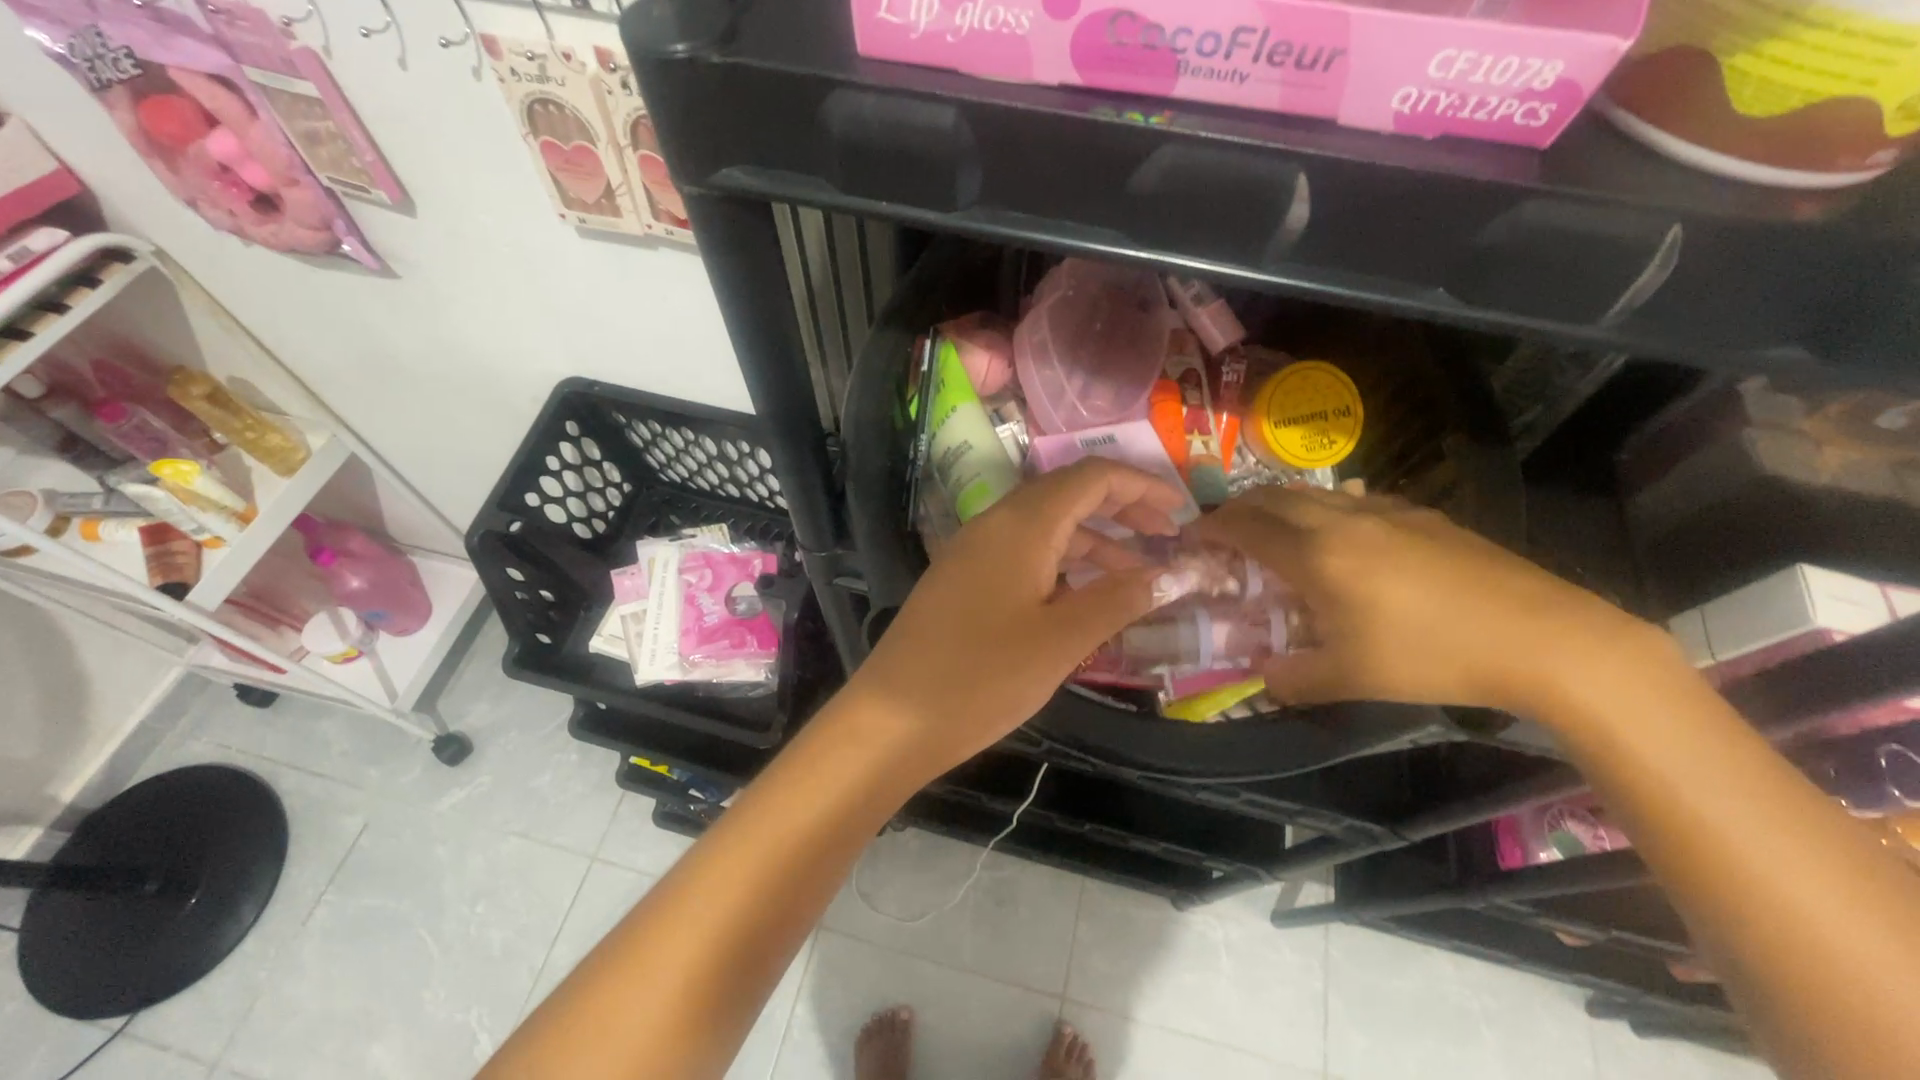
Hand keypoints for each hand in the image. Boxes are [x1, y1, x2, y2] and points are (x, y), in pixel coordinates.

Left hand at [851, 460, 1190, 772]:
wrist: (892, 720)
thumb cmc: (982, 678)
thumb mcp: (1062, 640)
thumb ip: (1120, 599)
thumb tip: (1176, 573)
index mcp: (1022, 525)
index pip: (1091, 477)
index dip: (1141, 485)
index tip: (1182, 513)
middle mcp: (994, 525)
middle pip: (1067, 495)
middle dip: (1122, 510)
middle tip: (1168, 539)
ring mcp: (972, 553)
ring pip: (1045, 528)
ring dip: (1094, 543)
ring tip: (1138, 577)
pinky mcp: (961, 582)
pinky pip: (1023, 555)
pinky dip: (1062, 566)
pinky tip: (1083, 599)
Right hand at [1195, 486, 1664, 714]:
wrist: (1542, 636)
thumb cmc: (1431, 657)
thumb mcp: (1350, 679)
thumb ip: (1293, 678)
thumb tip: (1263, 677)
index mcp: (1317, 555)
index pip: (1246, 527)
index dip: (1211, 530)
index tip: (1191, 539)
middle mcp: (1344, 519)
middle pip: (1274, 496)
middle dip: (1239, 508)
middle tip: (1224, 532)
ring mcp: (1388, 511)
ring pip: (1316, 493)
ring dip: (1282, 505)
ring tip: (1275, 532)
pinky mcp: (1424, 516)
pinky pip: (1355, 500)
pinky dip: (1326, 510)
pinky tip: (1343, 539)